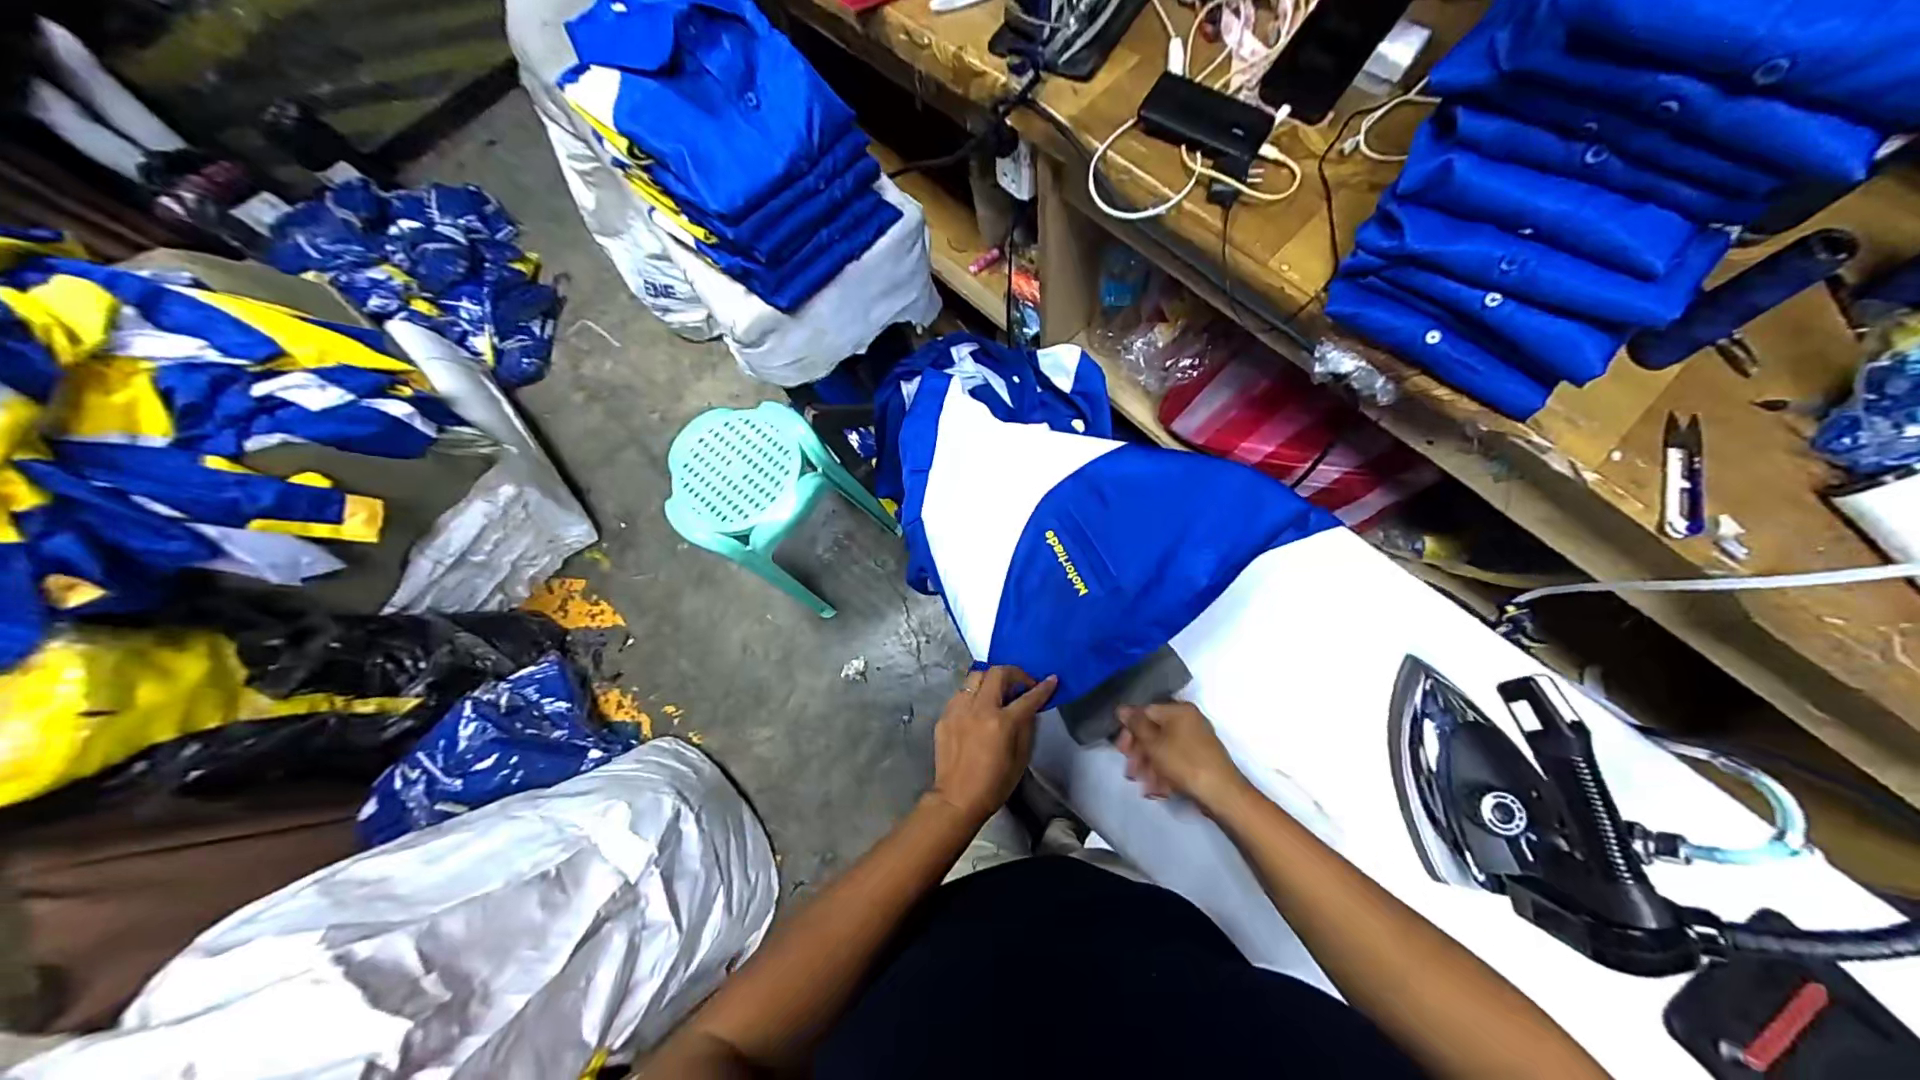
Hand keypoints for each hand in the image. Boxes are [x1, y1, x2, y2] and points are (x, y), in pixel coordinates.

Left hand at [927, 666, 1057, 823]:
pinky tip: (978, 708)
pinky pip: (961, 694)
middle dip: (1014, 673)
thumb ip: (1027, 727)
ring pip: (975, 677)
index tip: (1051, 680)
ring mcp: (958, 710)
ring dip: (991, 680)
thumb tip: (1029, 708)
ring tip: (997, 692)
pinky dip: (973, 695)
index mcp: (1002, 722)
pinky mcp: (944, 716)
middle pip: (997, 673)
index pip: (1028, 697)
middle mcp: (979, 709)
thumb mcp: (1021, 758)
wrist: (957, 798)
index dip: (1043, 688)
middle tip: (1021, 684)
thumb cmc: (995, 783)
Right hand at [1116, 702, 1249, 811]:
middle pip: (1154, 732)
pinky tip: (1158, 790)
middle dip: (1139, 753)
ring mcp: (1196, 740)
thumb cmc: (1184, 763)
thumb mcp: (1154, 743)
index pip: (1145, 712)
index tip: (1121, 750)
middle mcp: (1189, 720)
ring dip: (1150, 767)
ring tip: (1145, 786)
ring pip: (1163, 749)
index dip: (1129, 730)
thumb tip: (1122, 709)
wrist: (1222, 793)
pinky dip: (1164, 773)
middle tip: (1131, 772)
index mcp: (1179, 710)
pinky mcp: (1200, 759)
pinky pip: (1175, 760)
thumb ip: (1136, 724)